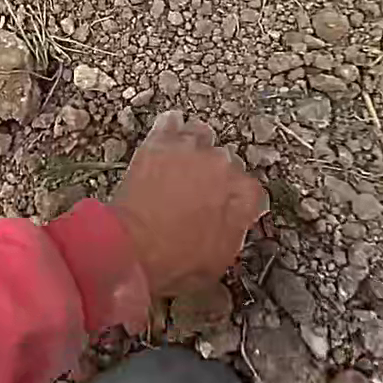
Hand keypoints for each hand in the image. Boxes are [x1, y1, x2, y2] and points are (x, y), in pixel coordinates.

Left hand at [109, 110, 265, 296]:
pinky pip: (172, 122)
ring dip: (196, 148)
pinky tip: (170, 134)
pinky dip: (172, 127)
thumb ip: (237, 229)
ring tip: (184, 163)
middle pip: (227, 161)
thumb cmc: (175, 260)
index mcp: (242, 192)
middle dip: (216, 175)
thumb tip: (241, 216)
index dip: (238, 201)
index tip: (226, 209)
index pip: (251, 189)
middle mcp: (223, 163)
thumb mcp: (220, 259)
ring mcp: (191, 148)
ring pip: (202, 136)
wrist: (131, 248)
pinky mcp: (160, 142)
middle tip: (199, 194)